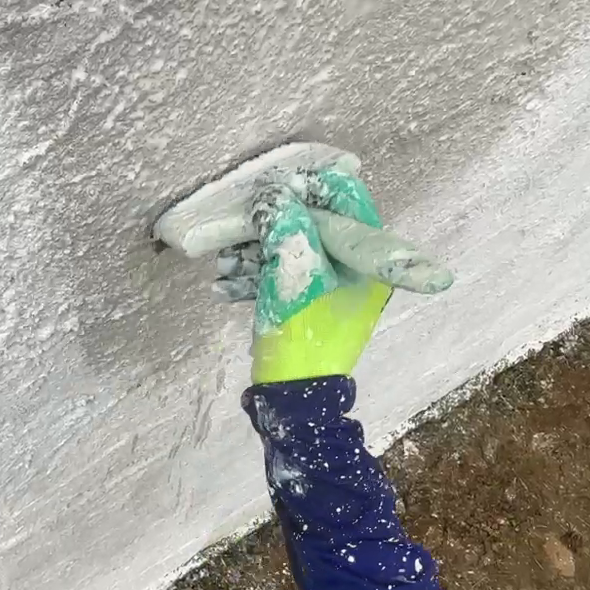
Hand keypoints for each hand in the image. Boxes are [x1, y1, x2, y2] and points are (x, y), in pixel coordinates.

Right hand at [215, 166, 452, 383]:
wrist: (292, 401)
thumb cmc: (301, 338)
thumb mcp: (293, 274)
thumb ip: (286, 225)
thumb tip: (273, 196)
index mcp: (365, 262)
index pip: (345, 200)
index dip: (308, 188)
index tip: (273, 190)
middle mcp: (354, 272)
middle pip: (311, 225)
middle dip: (271, 225)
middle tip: (240, 227)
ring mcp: (330, 291)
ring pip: (290, 251)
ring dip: (254, 252)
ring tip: (224, 265)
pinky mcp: (307, 306)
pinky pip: (281, 277)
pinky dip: (254, 277)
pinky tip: (225, 285)